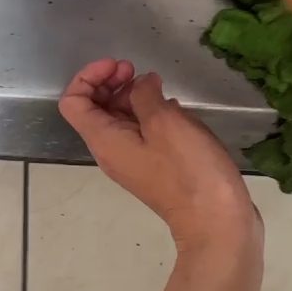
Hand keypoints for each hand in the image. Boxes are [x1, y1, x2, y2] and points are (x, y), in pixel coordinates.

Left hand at [59, 58, 262, 255]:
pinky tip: (171, 105)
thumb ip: (143, 94)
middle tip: (136, 69)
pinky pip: (139, 131)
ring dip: (130, 95)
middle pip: (93, 108)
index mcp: (103, 140)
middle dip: (110, 82)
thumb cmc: (188, 169)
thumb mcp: (163, 121)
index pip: (73, 102)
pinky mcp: (154, 167)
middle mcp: (110, 151)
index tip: (118, 65)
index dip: (89, 77)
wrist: (218, 225)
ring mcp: (132, 161)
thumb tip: (140, 85)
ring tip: (157, 83)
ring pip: (117, 118)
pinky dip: (146, 112)